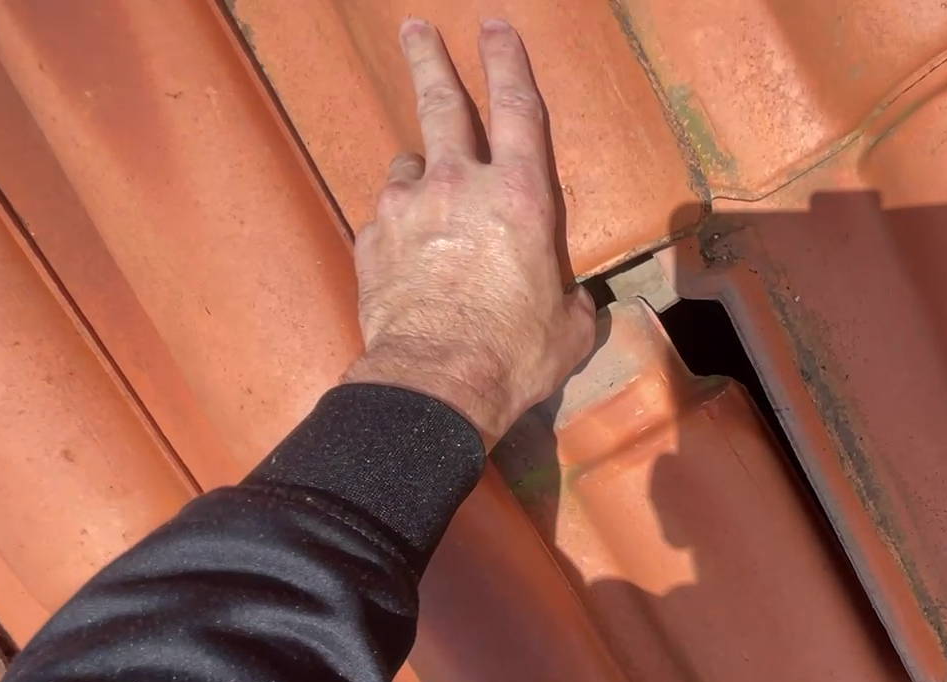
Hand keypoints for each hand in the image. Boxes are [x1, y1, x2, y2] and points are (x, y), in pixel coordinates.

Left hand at [342, 18, 595, 443]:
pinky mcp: (371, 239)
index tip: (496, 28)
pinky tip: (409, 253)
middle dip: (430, 59)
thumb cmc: (516, 353)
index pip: (516, 110)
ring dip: (421, 168)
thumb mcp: (570, 331)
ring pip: (409, 162)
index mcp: (520, 200)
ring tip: (428, 192)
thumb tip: (575, 299)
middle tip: (415, 29)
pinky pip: (388, 216)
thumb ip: (573, 300)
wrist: (438, 381)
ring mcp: (406, 207)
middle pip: (441, 102)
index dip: (508, 63)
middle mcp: (458, 185)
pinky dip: (401, 223)